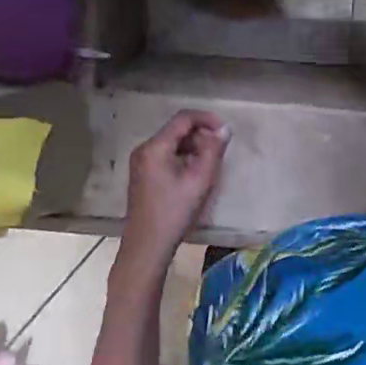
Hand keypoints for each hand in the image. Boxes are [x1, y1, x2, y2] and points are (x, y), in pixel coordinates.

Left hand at [119, 110, 228, 273]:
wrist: (147, 246)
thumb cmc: (174, 213)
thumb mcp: (200, 180)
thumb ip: (213, 151)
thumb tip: (224, 130)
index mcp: (155, 147)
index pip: (183, 118)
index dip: (206, 119)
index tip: (225, 130)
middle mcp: (144, 148)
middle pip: (176, 129)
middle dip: (200, 134)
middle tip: (219, 149)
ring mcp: (140, 161)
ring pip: (171, 142)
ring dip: (192, 146)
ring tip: (210, 161)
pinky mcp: (142, 173)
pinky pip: (165, 154)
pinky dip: (182, 156)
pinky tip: (194, 172)